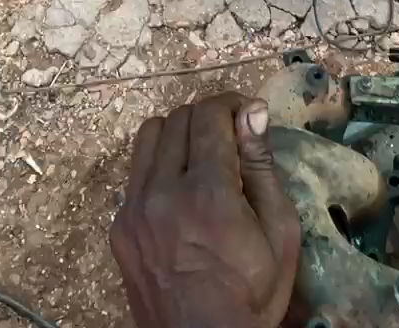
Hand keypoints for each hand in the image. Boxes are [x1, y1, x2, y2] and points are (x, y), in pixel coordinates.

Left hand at [111, 93, 300, 327]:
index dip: (231, 104)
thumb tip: (253, 112)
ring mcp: (133, 211)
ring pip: (149, 135)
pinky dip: (159, 165)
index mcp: (208, 195)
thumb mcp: (280, 233)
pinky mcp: (118, 227)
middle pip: (179, 118)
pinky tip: (179, 189)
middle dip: (208, 117)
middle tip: (230, 136)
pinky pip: (135, 172)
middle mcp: (163, 194)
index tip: (247, 115)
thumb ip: (262, 166)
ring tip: (201, 156)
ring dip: (179, 134)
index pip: (209, 115)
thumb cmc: (252, 295)